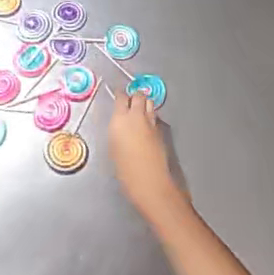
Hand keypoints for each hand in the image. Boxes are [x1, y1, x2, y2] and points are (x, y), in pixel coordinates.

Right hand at [109, 90, 178, 209]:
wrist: (148, 181)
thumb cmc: (124, 169)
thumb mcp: (113, 146)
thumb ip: (117, 129)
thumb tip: (120, 123)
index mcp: (120, 119)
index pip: (121, 97)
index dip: (120, 94)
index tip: (118, 93)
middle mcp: (137, 116)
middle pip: (138, 95)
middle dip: (134, 95)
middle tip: (129, 99)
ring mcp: (151, 122)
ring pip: (149, 102)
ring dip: (144, 102)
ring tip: (139, 108)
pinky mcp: (160, 130)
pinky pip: (154, 116)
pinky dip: (150, 115)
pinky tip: (146, 123)